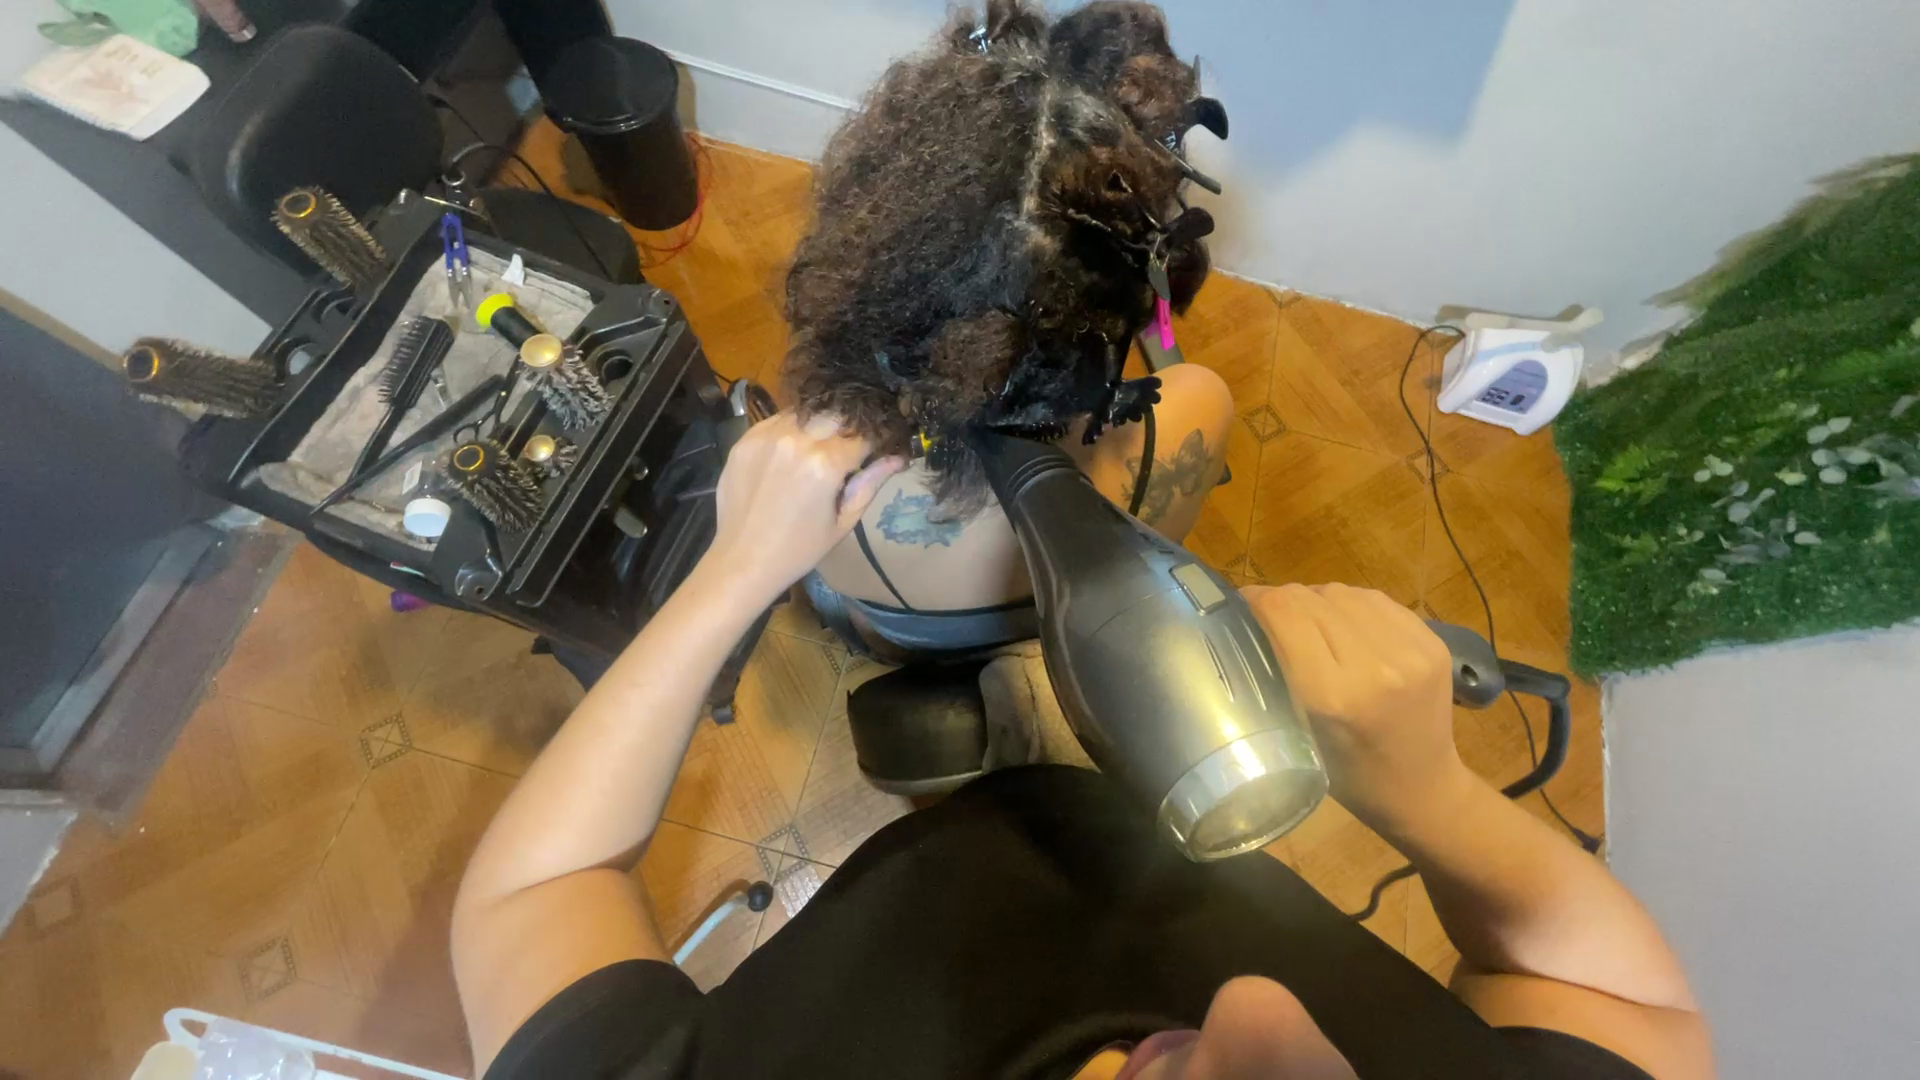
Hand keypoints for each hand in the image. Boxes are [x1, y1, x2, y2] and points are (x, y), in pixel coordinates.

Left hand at [706, 412, 904, 606]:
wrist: (742, 560)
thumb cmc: (799, 549)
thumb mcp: (843, 522)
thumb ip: (870, 484)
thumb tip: (899, 458)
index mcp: (826, 464)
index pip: (863, 436)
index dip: (874, 442)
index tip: (875, 450)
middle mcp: (797, 441)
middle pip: (836, 415)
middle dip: (848, 429)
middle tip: (847, 450)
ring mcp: (767, 437)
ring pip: (806, 412)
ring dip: (819, 425)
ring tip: (819, 448)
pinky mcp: (745, 439)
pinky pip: (777, 420)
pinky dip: (792, 428)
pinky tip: (792, 450)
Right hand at [1242, 583, 1469, 830]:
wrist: (1424, 788)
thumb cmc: (1346, 773)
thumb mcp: (1295, 729)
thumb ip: (1276, 671)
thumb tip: (1251, 616)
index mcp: (1333, 694)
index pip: (1283, 612)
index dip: (1254, 600)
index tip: (1239, 606)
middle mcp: (1375, 664)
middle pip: (1308, 597)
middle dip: (1281, 602)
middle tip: (1268, 619)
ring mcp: (1410, 650)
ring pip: (1339, 591)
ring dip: (1315, 602)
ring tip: (1309, 626)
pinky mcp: (1432, 641)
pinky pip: (1372, 598)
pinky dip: (1348, 606)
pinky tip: (1343, 627)